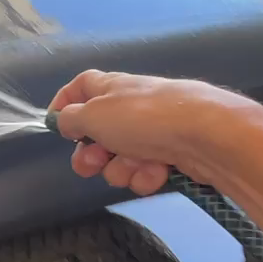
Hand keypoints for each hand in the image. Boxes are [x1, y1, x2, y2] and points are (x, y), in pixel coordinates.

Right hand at [47, 70, 262, 194]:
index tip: (54, 125)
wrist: (207, 135)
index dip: (64, 103)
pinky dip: (147, 174)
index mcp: (111, 88)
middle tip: (91, 165)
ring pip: (119, 159)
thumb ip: (72, 119)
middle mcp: (131, 107)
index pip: (80, 87)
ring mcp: (153, 131)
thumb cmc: (144, 118)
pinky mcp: (172, 154)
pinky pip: (144, 170)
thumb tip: (62, 119)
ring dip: (121, 168)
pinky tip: (158, 172)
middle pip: (96, 134)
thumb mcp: (95, 115)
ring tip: (136, 165)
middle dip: (91, 155)